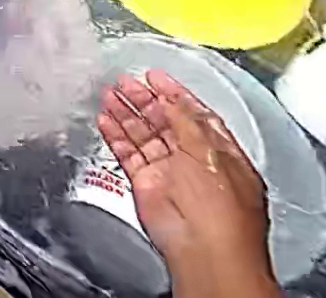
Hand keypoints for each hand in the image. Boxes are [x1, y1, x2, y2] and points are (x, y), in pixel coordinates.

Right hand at [96, 70, 280, 297]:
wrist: (203, 250)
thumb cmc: (221, 211)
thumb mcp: (209, 152)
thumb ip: (187, 121)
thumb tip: (171, 99)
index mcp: (219, 154)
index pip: (195, 115)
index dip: (174, 93)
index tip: (155, 75)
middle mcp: (194, 162)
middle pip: (165, 122)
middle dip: (144, 99)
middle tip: (124, 80)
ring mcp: (170, 174)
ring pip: (143, 135)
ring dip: (125, 113)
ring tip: (109, 93)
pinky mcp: (147, 185)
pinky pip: (128, 154)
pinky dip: (115, 136)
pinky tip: (104, 120)